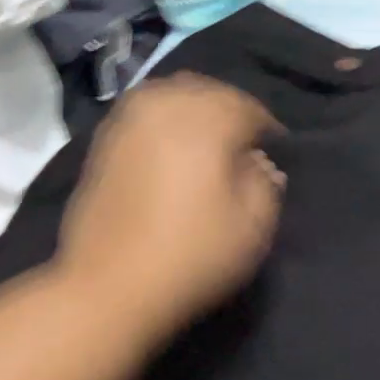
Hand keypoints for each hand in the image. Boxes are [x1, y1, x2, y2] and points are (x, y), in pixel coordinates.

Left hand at [52, 73, 284, 336]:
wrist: (110, 287)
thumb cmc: (192, 256)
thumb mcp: (253, 226)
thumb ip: (266, 183)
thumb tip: (260, 163)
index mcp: (206, 121)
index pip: (249, 108)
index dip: (268, 131)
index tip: (276, 155)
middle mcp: (164, 106)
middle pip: (209, 92)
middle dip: (231, 112)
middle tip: (244, 147)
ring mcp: (127, 120)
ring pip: (171, 95)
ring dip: (195, 112)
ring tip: (208, 145)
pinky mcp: (103, 140)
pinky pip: (144, 113)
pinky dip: (165, 122)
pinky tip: (173, 151)